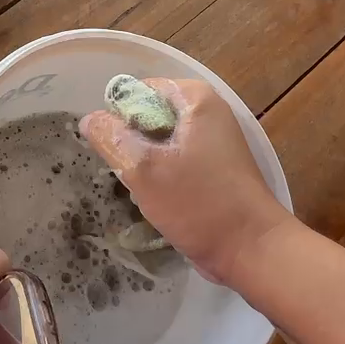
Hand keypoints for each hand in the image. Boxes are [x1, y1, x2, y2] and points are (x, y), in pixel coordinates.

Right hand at [81, 78, 293, 286]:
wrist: (254, 252)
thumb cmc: (199, 203)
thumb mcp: (142, 168)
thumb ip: (110, 137)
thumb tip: (90, 120)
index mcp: (194, 97)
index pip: (136, 91)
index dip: (119, 120)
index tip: (118, 152)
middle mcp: (208, 110)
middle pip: (147, 116)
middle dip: (133, 144)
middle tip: (132, 174)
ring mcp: (215, 139)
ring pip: (159, 141)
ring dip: (146, 163)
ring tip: (148, 190)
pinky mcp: (217, 166)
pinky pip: (176, 159)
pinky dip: (164, 176)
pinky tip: (165, 200)